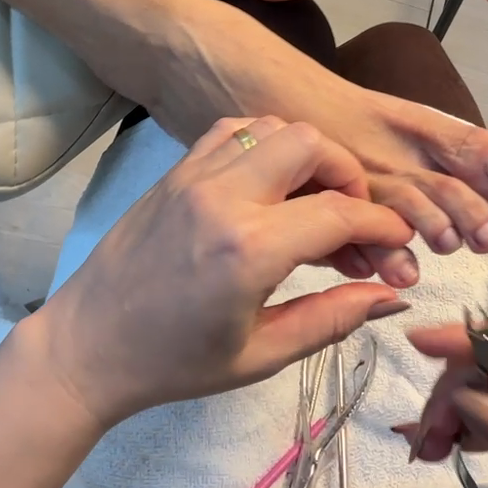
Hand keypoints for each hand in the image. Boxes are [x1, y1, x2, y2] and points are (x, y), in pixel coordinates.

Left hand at [31, 116, 418, 426]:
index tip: (397, 244)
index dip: (382, 226)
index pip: (340, 213)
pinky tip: (270, 182)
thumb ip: (331, 318)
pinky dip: (263, 142)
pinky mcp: (175, 170)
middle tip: (353, 217)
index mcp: (248, 248)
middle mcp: (223, 195)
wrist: (90, 342)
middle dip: (348, 174)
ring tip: (314, 200)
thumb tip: (390, 296)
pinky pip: (231, 130)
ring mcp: (194, 174)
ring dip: (307, 154)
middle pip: (309, 143)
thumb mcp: (260, 355)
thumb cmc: (175, 361)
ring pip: (271, 126)